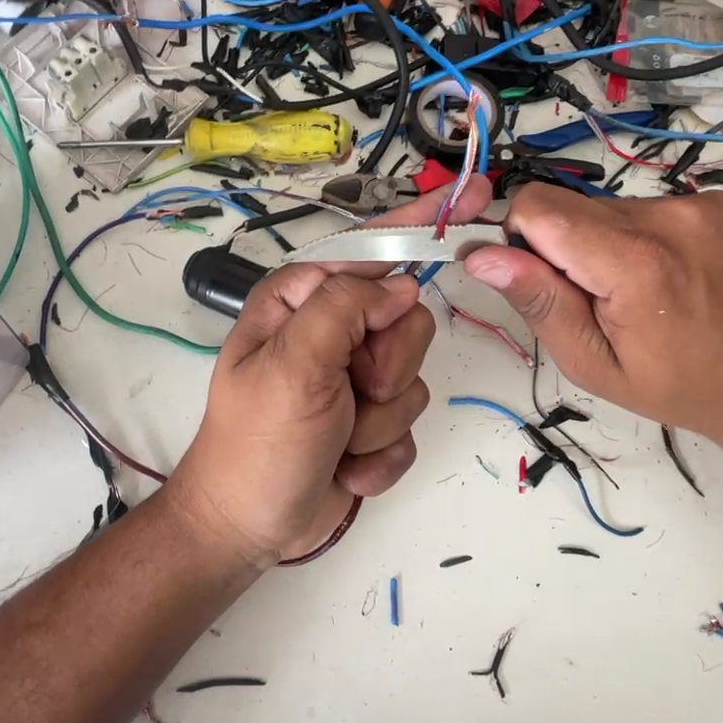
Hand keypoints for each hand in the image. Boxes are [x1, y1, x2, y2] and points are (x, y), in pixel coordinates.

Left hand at [167, 176, 493, 566]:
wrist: (247, 527)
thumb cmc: (258, 443)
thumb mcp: (293, 365)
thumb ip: (346, 311)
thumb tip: (401, 285)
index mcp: (301, 302)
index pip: (370, 250)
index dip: (420, 223)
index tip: (475, 195)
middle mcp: (332, 332)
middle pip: (406, 320)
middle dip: (387, 368)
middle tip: (352, 393)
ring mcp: (354, 379)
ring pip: (413, 378)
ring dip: (377, 422)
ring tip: (335, 439)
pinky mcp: (373, 423)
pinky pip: (410, 426)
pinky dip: (379, 454)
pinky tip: (343, 468)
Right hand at [462, 184, 722, 449]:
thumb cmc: (680, 388)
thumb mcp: (592, 364)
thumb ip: (537, 302)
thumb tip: (480, 255)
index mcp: (633, 262)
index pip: (535, 206)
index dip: (522, 241)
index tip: (544, 284)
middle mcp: (668, 216)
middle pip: (569, 205)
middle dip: (563, 247)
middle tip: (598, 301)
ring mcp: (700, 202)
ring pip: (605, 206)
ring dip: (602, 243)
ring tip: (639, 294)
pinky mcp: (719, 200)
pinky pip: (645, 206)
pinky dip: (639, 237)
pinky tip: (667, 277)